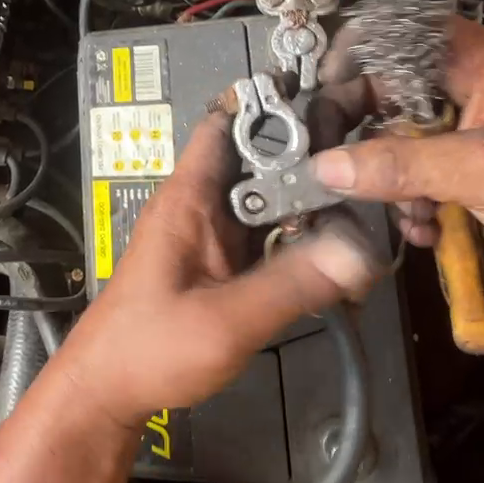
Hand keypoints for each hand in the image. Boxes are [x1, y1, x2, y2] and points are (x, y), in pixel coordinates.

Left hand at [47, 113, 382, 431]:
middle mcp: (200, 206)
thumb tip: (362, 250)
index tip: (330, 93)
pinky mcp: (221, 265)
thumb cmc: (150, 348)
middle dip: (311, 156)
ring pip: (269, 201)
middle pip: (259, 162)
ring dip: (314, 204)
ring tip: (374, 203)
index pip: (224, 126)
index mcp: (188, 198)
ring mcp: (212, 236)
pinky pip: (268, 239)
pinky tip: (342, 258)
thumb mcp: (224, 321)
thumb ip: (290, 285)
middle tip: (374, 154)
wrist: (109, 389)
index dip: (270, 103)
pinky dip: (302, 242)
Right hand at [311, 20, 483, 290]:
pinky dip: (401, 205)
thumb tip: (325, 168)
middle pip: (381, 92)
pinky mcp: (452, 178)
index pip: (399, 36)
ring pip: (385, 142)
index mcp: (478, 62)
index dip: (356, 54)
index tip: (322, 88)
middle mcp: (461, 91)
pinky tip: (422, 228)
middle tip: (335, 159)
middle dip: (361, 130)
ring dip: (383, 179)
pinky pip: (401, 180)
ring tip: (407, 211)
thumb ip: (404, 165)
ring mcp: (455, 137)